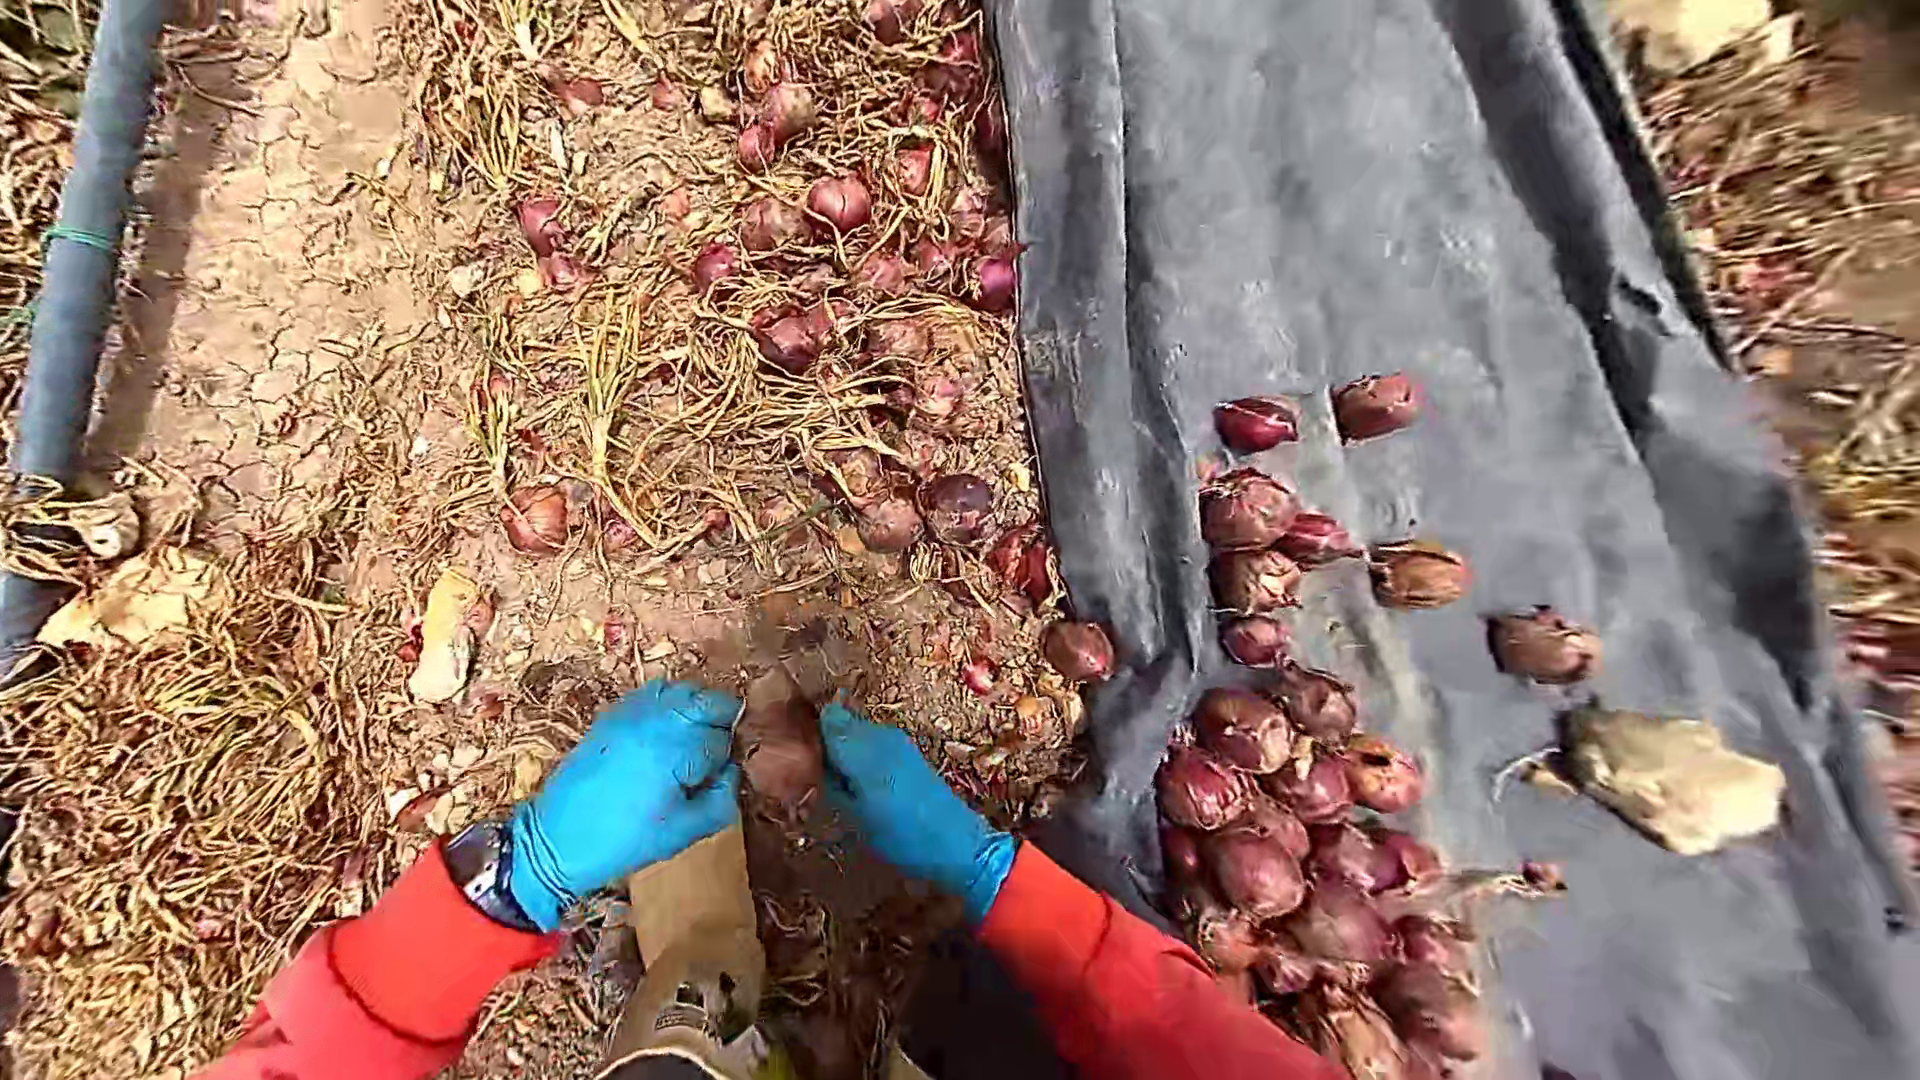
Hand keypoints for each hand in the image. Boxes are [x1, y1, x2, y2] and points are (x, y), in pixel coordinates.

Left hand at [508, 679, 741, 930]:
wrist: (554, 841)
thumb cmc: (625, 840)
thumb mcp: (686, 831)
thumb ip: (724, 798)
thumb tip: (733, 769)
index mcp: (679, 748)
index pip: (725, 738)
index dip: (726, 758)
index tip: (714, 777)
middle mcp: (661, 718)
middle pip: (715, 701)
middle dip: (721, 725)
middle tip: (711, 757)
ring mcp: (637, 710)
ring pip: (690, 690)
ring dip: (700, 710)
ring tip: (691, 740)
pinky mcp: (618, 711)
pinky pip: (659, 690)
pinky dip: (673, 701)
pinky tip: (668, 727)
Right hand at [819, 703, 1015, 921]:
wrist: (954, 841)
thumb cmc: (900, 835)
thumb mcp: (855, 815)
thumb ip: (831, 781)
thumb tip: (811, 760)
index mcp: (863, 748)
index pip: (826, 720)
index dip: (810, 733)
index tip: (798, 754)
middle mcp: (880, 734)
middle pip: (842, 723)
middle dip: (827, 742)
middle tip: (816, 774)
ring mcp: (896, 739)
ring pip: (858, 732)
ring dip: (846, 750)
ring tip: (840, 784)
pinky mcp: (907, 749)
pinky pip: (874, 742)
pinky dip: (863, 755)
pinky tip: (863, 783)